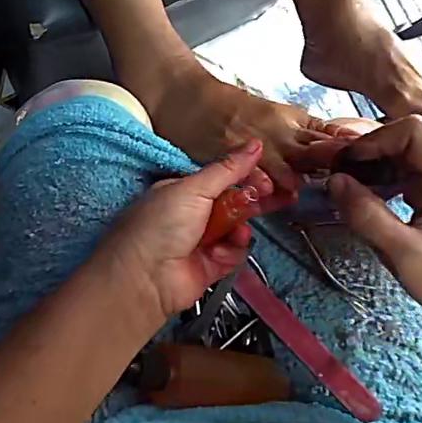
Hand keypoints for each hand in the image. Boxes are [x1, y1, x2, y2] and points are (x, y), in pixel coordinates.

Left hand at [93, 141, 275, 320]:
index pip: (222, 177)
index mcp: (183, 189)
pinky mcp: (210, 264)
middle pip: (234, 201)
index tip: (266, 177)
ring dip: (240, 228)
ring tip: (236, 231)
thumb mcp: (193, 189)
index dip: (246, 175)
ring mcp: (201, 240)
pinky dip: (232, 251)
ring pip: (238, 227)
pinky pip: (234, 253)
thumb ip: (228, 169)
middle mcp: (192, 213)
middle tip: (277, 197)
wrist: (144, 278)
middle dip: (254, 199)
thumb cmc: (159, 225)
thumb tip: (254, 144)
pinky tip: (220, 251)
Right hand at [321, 116, 421, 327]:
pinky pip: (411, 172)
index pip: (415, 132)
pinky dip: (386, 178)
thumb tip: (334, 181)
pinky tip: (366, 193)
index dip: (375, 140)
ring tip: (347, 183)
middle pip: (411, 138)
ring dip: (376, 164)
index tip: (346, 161)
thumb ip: (367, 214)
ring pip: (408, 154)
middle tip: (339, 172)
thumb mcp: (404, 254)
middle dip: (372, 151)